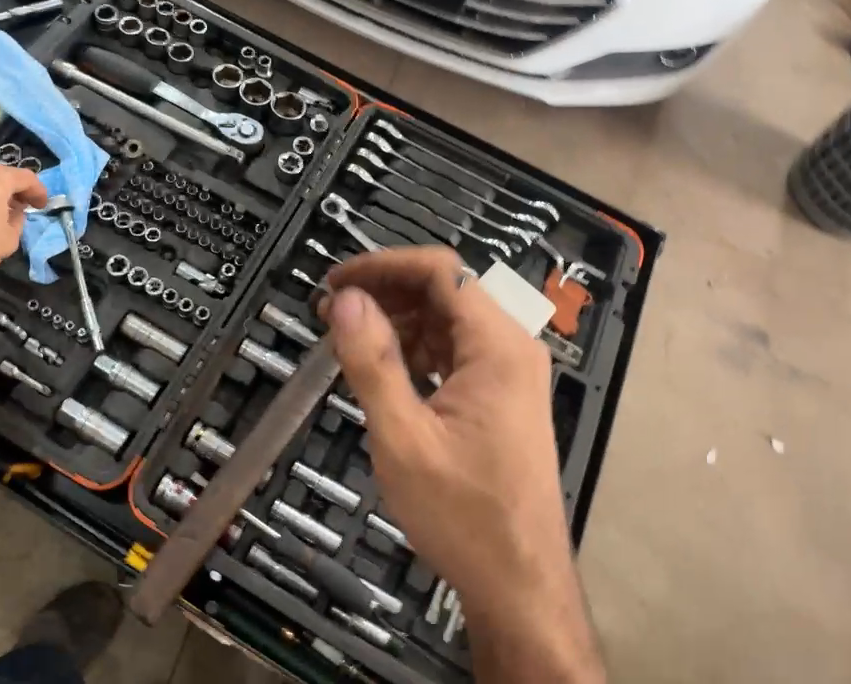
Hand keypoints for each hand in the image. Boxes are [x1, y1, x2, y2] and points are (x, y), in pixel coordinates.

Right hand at [321, 247, 603, 682]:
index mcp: (498, 346)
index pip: (441, 270)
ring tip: (347, 339)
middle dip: (386, 291)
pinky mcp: (502, 396)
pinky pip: (455, 351)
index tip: (335, 283)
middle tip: (331, 312)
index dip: (383, 265)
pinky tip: (383, 368)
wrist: (520, 584)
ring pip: (448, 319)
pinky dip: (416, 349)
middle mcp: (511, 347)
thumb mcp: (404, 439)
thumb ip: (373, 362)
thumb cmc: (463, 515)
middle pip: (446, 290)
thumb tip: (345, 299)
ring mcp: (510, 372)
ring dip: (398, 320)